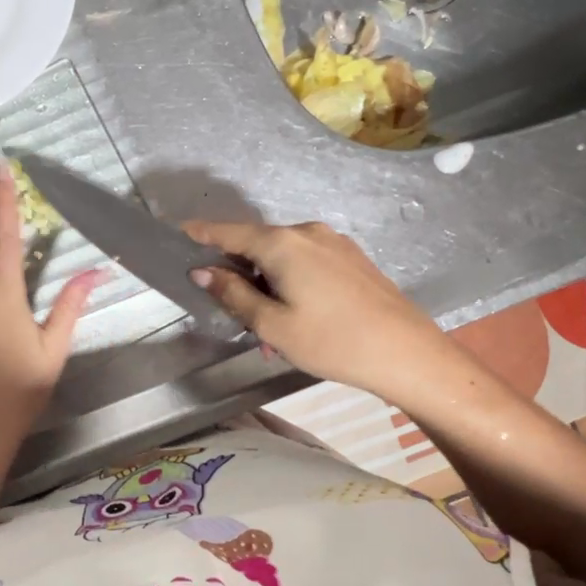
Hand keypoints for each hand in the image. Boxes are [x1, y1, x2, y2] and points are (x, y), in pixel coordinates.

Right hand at [182, 220, 456, 401]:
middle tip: (230, 314)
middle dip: (238, 275)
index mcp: (282, 244)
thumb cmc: (332, 341)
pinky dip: (289, 285)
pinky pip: (306, 264)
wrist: (408, 354)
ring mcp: (334, 244)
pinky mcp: (352, 259)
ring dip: (265, 287)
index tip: (177, 235)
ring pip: (283, 259)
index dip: (201, 234)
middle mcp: (307, 233)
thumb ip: (233, 294)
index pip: (228, 232)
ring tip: (268, 334)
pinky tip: (296, 321)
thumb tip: (203, 271)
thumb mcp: (271, 325)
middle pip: (256, 245)